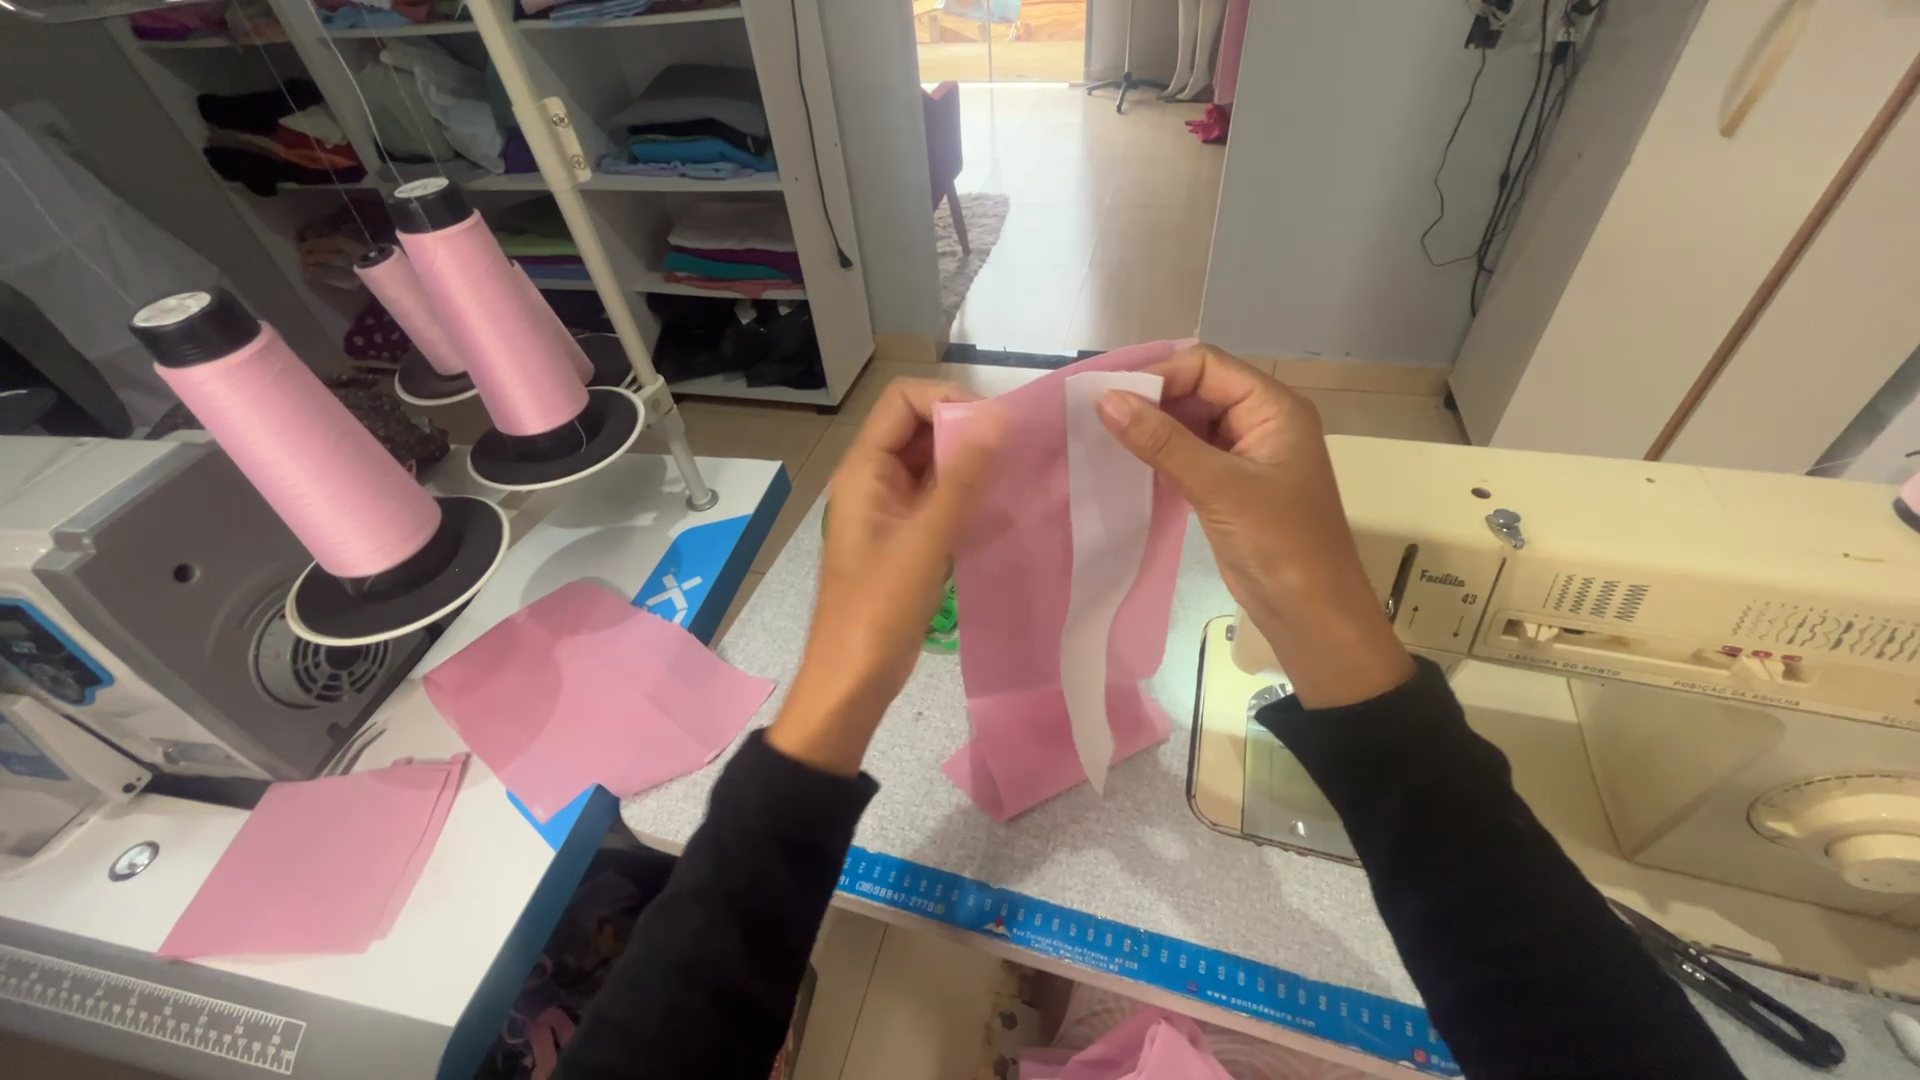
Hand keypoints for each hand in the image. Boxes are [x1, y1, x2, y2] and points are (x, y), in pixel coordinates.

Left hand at [767, 379, 1002, 773]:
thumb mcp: (926, 539)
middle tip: (1014, 452)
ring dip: (969, 463)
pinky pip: (937, 496)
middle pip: (919, 427)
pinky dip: (965, 493)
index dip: (947, 401)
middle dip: (964, 430)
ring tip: (1013, 476)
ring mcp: (890, 508)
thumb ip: (962, 477)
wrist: (854, 677)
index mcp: (864, 468)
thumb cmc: (880, 608)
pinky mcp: (906, 536)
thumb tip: (998, 416)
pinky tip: (998, 505)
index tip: (994, 427)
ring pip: (932, 463)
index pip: (903, 401)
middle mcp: (874, 478)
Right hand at [1096, 345, 1412, 707]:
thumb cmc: (1278, 543)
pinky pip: (1188, 454)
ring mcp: (1245, 454)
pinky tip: (1128, 462)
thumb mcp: (1219, 487)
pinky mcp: (1229, 484)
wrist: (1310, 613)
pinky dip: (1160, 454)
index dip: (1160, 375)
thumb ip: (1162, 442)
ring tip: (1105, 436)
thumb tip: (1106, 400)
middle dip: (1151, 399)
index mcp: (1274, 407)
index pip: (1208, 366)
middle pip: (1197, 389)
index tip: (1112, 399)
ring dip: (1152, 427)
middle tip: (1100, 416)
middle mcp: (1261, 421)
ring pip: (1189, 423)